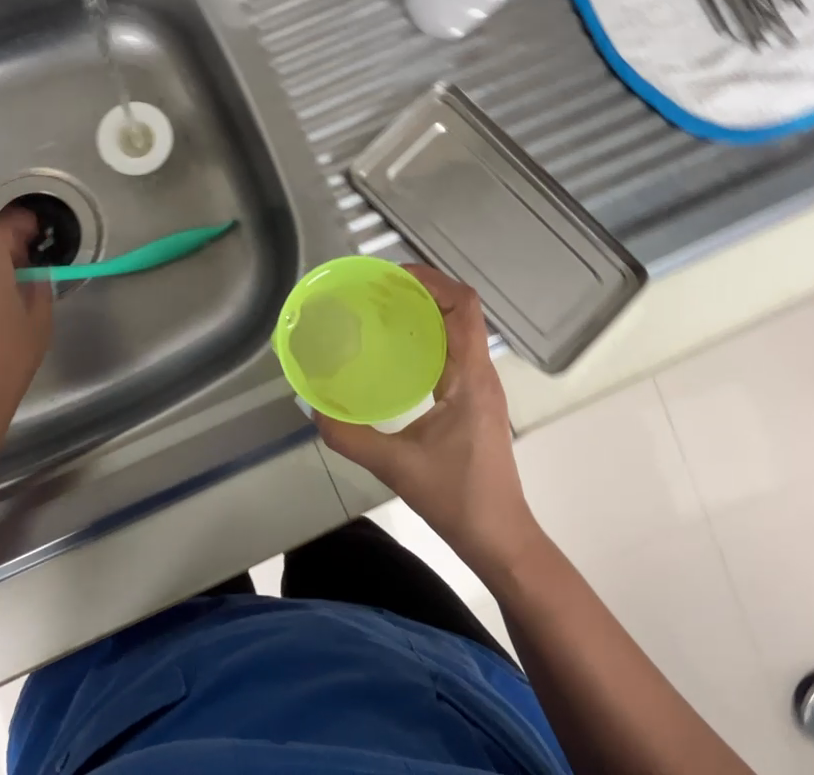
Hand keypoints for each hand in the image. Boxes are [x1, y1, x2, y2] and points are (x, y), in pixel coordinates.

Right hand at [313, 265, 540, 573]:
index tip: (392, 276)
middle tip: (374, 292)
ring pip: (457, 333)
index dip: (432, 281)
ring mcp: (480, 389)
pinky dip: (426, 341)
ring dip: (425, 315)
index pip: (463, 307)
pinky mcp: (474, 404)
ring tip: (380, 313)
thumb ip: (350, 436)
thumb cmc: (457, 498)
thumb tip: (313, 409)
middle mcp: (480, 374)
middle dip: (421, 292)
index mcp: (470, 377)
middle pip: (460, 312)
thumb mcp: (395, 466)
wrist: (500, 537)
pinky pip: (452, 355)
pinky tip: (394, 356)